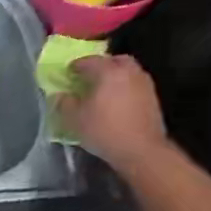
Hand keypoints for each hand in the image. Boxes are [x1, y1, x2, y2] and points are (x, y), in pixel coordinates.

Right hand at [57, 54, 170, 174]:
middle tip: (89, 78)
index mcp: (107, 71)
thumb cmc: (104, 130)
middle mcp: (128, 71)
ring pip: (126, 72)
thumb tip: (59, 95)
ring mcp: (143, 83)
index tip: (68, 74)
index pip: (88, 61)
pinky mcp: (152, 97)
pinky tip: (116, 102)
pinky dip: (124, 88)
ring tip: (103, 91)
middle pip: (113, 61)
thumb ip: (64, 103)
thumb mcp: (74, 119)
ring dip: (114, 77)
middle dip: (100, 66)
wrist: (141, 149)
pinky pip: (134, 85)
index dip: (75, 66)